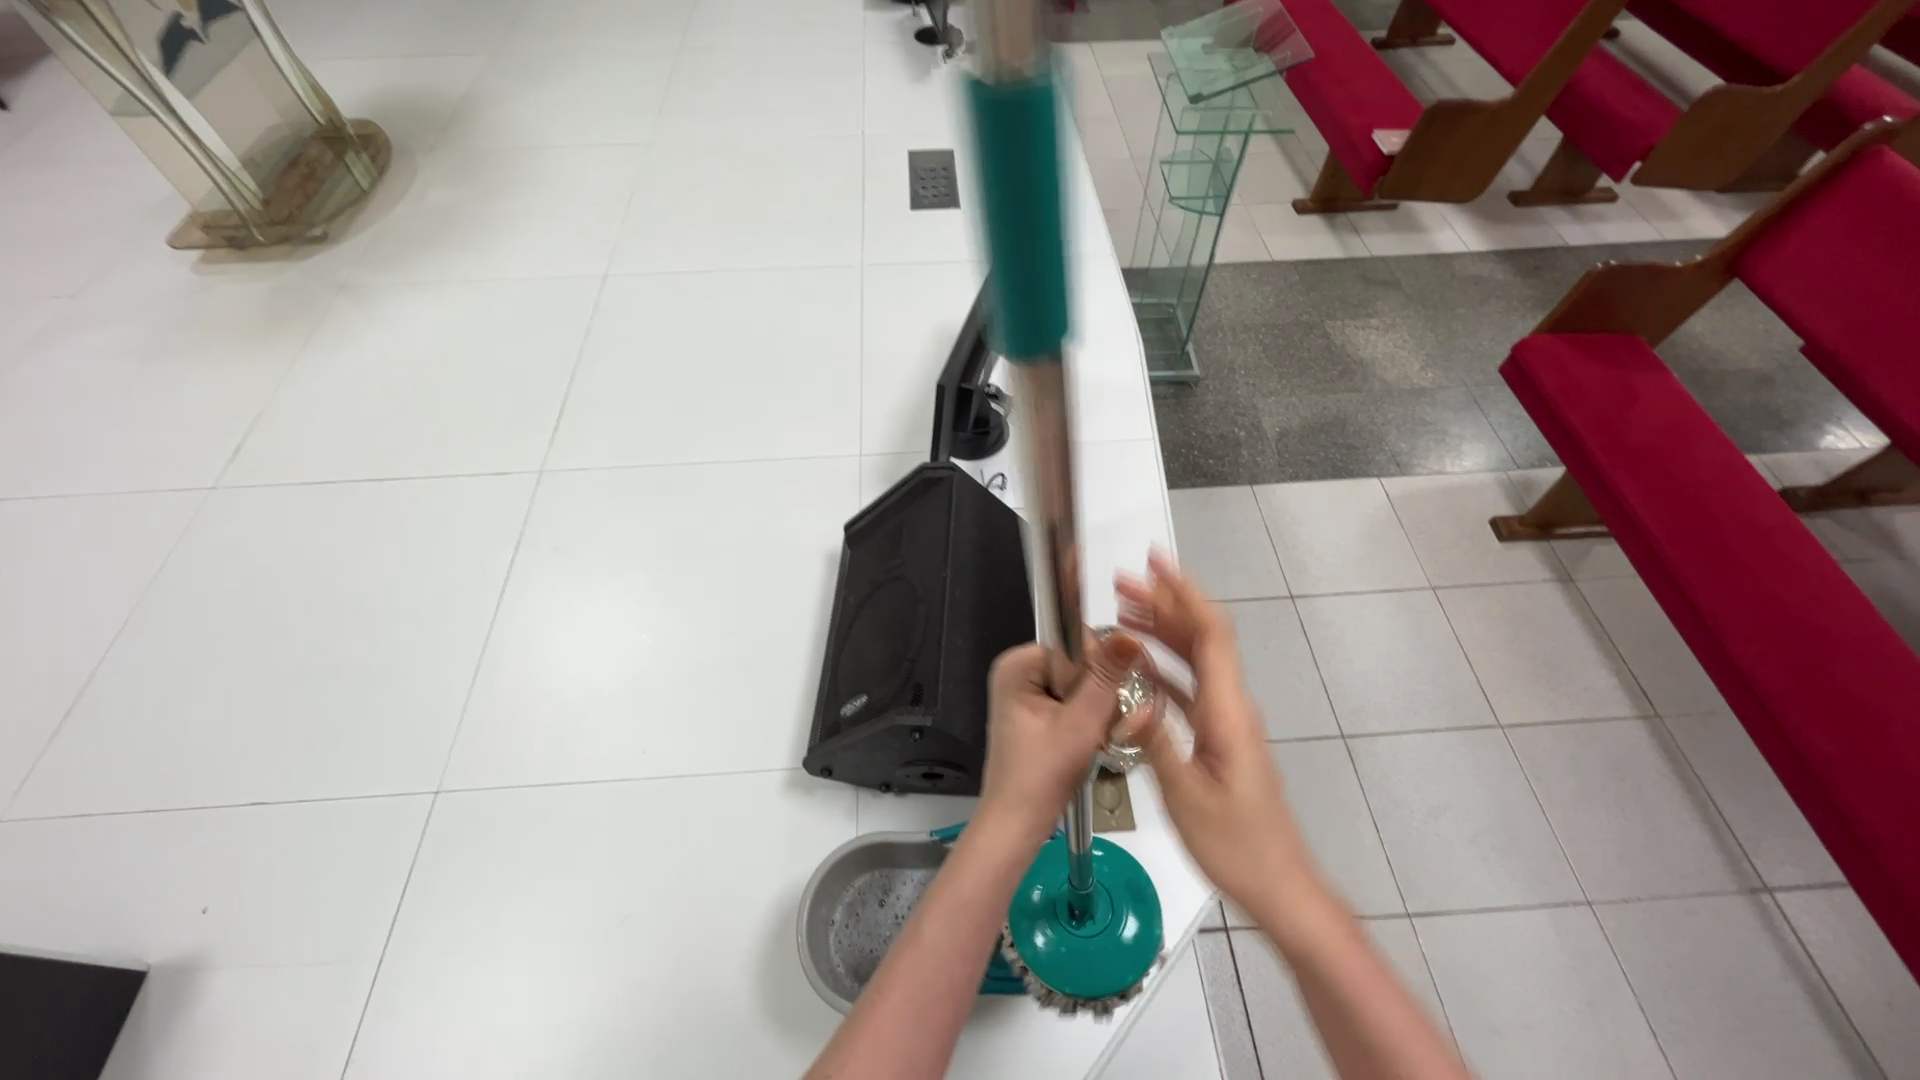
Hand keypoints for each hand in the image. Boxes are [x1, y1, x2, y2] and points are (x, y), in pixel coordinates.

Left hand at [979, 633, 1143, 838]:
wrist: (1018, 822)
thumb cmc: (1043, 774)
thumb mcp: (1081, 722)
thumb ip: (1105, 676)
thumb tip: (1127, 635)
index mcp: (1018, 663)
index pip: (1078, 644)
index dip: (1098, 673)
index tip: (1101, 707)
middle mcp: (1018, 669)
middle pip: (1081, 663)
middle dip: (1098, 696)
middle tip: (1100, 730)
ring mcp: (1026, 691)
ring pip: (1083, 684)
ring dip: (1096, 711)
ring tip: (1092, 739)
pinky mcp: (1035, 711)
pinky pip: (1074, 700)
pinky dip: (1087, 721)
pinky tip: (1087, 742)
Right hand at [1118, 551, 1326, 918]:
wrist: (1278, 884)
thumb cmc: (1236, 844)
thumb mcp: (1185, 794)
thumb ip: (1154, 740)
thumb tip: (1126, 700)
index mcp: (1227, 711)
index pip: (1211, 633)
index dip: (1184, 593)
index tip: (1155, 564)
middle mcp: (1231, 706)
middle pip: (1201, 638)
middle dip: (1163, 604)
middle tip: (1121, 585)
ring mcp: (1227, 721)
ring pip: (1194, 661)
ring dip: (1160, 634)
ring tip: (1121, 616)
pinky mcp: (1220, 738)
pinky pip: (1189, 689)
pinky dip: (1162, 670)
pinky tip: (1135, 670)